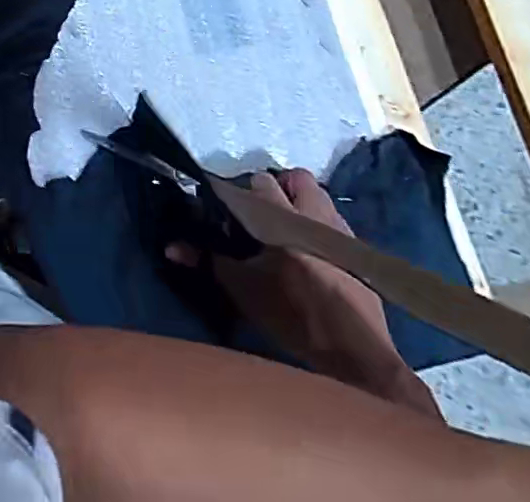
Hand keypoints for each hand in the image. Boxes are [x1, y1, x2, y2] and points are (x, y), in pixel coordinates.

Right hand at [167, 168, 439, 417]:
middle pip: (296, 178)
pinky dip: (318, 226)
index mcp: (281, 216)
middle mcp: (314, 213)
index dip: (241, 190)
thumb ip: (207, 261)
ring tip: (284, 231)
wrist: (353, 351)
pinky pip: (333, 221)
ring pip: (319, 198)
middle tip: (259, 212)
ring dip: (300, 204)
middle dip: (277, 187)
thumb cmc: (293, 315)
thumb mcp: (243, 289)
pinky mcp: (359, 249)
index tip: (229, 207)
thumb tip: (171, 247)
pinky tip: (308, 253)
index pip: (258, 181)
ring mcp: (341, 229)